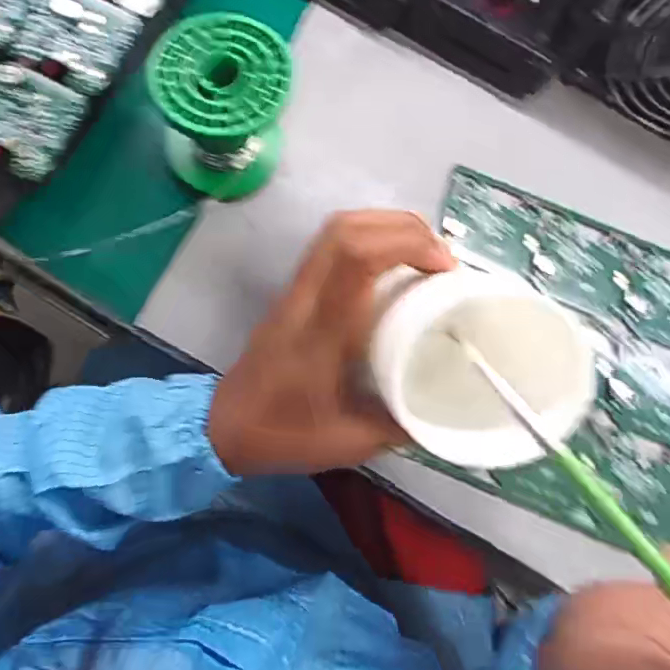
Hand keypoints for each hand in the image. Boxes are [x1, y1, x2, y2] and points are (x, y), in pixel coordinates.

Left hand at [207, 210, 452, 475]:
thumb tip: (448, 405)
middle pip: (343, 231)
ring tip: (423, 255)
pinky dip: (365, 242)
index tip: (446, 268)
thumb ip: (403, 422)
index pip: (355, 260)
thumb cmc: (282, 435)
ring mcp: (290, 294)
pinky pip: (326, 250)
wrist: (221, 427)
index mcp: (319, 332)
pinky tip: (390, 268)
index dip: (406, 245)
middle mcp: (302, 301)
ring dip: (382, 228)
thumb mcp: (352, 442)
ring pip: (331, 233)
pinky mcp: (288, 296)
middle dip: (401, 227)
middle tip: (441, 257)